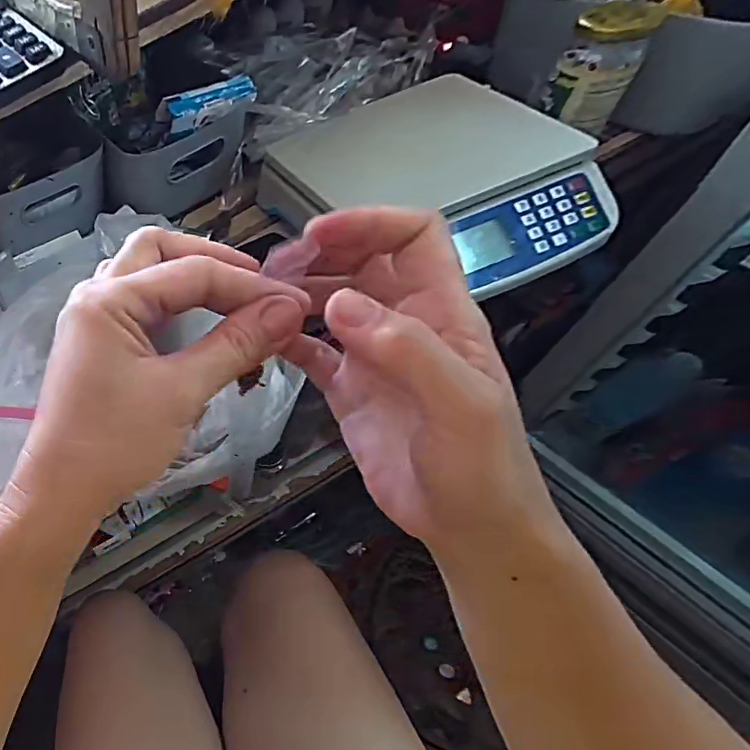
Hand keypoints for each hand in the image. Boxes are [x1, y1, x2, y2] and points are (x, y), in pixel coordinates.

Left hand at [4, 228, 310, 524]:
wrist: (61, 492)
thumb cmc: (113, 444)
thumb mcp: (181, 392)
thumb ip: (234, 345)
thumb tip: (286, 312)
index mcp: (108, 300)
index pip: (191, 272)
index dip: (248, 286)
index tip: (292, 304)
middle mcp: (94, 298)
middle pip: (158, 251)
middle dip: (210, 262)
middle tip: (254, 287)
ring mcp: (90, 321)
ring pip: (145, 275)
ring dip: (188, 281)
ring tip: (231, 302)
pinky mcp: (95, 346)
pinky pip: (138, 307)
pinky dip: (171, 308)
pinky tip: (197, 327)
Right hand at [280, 208, 558, 549]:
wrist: (468, 525)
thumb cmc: (484, 469)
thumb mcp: (460, 405)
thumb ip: (408, 350)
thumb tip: (342, 305)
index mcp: (445, 316)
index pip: (413, 239)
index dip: (369, 224)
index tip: (321, 233)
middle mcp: (406, 328)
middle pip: (364, 264)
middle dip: (324, 254)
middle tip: (279, 266)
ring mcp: (375, 359)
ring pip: (334, 303)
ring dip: (301, 293)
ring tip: (265, 298)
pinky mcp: (349, 391)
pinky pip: (314, 352)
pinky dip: (290, 340)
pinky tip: (268, 338)